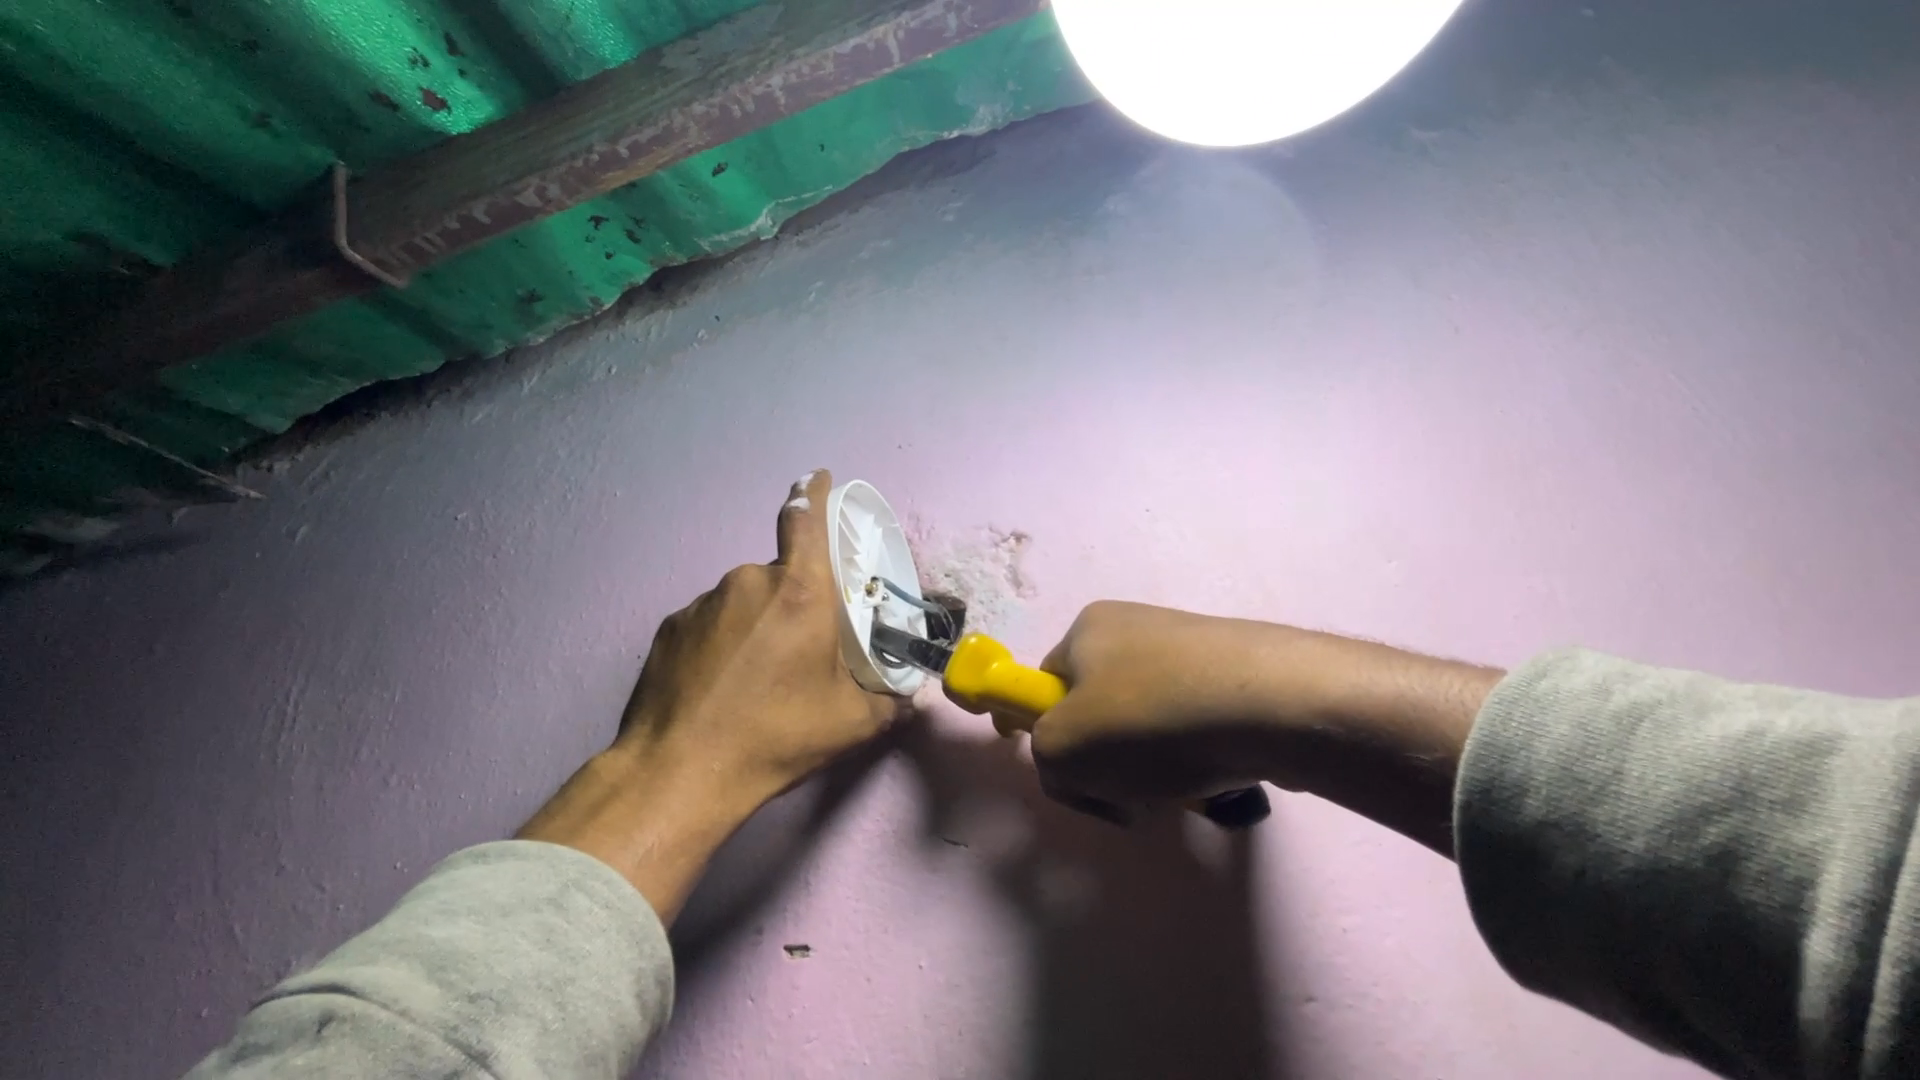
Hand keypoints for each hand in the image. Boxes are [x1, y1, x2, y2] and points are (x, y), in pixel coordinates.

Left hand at [519, 469, 900, 918]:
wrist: (680, 771)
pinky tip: (722, 685)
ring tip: (758, 676)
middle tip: (803, 647)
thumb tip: (914, 697)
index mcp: (800, 591)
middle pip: (782, 573)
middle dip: (797, 600)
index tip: (819, 478)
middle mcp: (750, 582)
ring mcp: (702, 602)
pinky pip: (710, 622)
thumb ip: (890, 700)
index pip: (806, 518)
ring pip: (745, 600)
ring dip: (758, 623)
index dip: (815, 492)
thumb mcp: (851, 723)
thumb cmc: (776, 735)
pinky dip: (723, 642)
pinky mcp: (669, 627)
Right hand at [1022, 601, 1501, 855]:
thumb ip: (1045, 761)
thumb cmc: (1153, 720)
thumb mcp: (1063, 752)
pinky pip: (1193, 727)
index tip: (1069, 770)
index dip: (1043, 730)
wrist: (1277, 705)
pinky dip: (1194, 759)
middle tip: (1125, 794)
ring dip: (1149, 768)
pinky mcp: (1236, 674)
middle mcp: (1136, 627)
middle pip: (1097, 710)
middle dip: (1104, 760)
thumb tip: (1075, 767)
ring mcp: (1191, 649)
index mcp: (1088, 628)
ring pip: (1146, 725)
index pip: (1044, 686)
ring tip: (1178, 789)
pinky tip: (1216, 777)